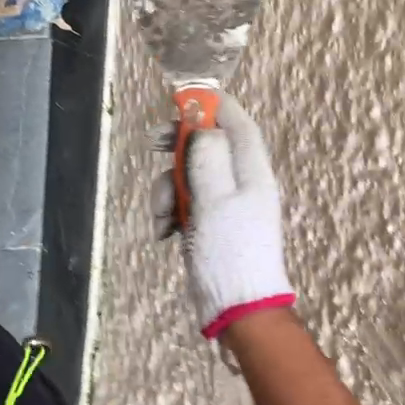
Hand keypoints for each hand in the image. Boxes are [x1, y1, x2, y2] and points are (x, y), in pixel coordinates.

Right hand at [150, 94, 295, 337]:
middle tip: (152, 144)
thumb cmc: (230, 252)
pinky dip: (168, 213)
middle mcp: (239, 183)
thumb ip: (207, 158)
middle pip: (206, 146)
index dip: (212, 105)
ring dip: (166, 189)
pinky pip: (182, 203)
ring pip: (187, 176)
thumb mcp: (215, 200)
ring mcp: (223, 205)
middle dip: (177, 146)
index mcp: (251, 171)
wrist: (236, 307)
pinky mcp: (207, 224)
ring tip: (161, 216)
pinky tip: (162, 233)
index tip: (181, 97)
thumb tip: (203, 127)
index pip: (236, 123)